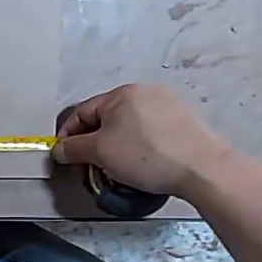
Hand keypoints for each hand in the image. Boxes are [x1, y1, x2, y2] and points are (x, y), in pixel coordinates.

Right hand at [53, 83, 237, 199]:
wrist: (201, 168)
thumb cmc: (147, 156)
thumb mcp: (99, 152)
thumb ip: (73, 148)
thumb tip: (60, 149)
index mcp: (121, 94)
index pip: (81, 113)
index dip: (68, 137)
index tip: (65, 158)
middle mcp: (145, 92)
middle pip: (105, 119)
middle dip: (93, 144)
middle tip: (91, 168)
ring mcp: (167, 104)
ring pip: (128, 126)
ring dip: (115, 147)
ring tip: (117, 169)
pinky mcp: (184, 120)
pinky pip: (149, 132)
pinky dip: (139, 147)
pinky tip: (142, 164)